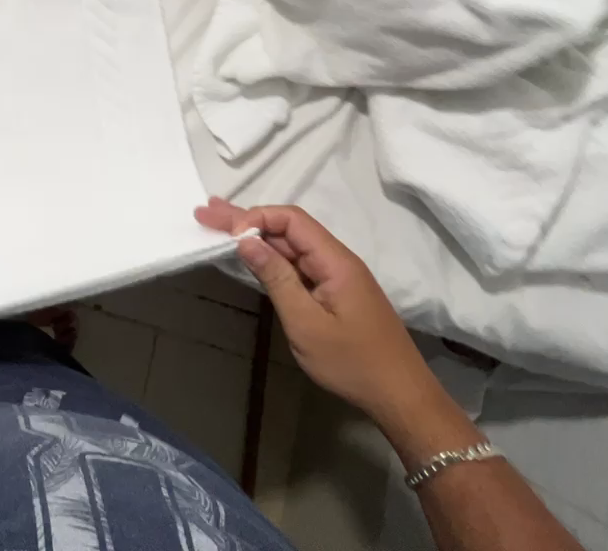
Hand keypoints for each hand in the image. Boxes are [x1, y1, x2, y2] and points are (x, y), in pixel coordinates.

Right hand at [195, 199, 436, 424]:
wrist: (401, 398)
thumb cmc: (352, 362)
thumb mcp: (306, 323)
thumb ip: (276, 277)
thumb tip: (246, 240)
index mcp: (335, 261)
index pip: (291, 220)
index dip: (256, 218)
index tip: (227, 234)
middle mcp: (336, 260)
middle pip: (287, 228)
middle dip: (246, 219)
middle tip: (206, 210)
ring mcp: (335, 276)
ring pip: (290, 246)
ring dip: (254, 235)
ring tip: (217, 223)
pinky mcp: (332, 292)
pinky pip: (297, 264)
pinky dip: (269, 254)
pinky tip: (249, 252)